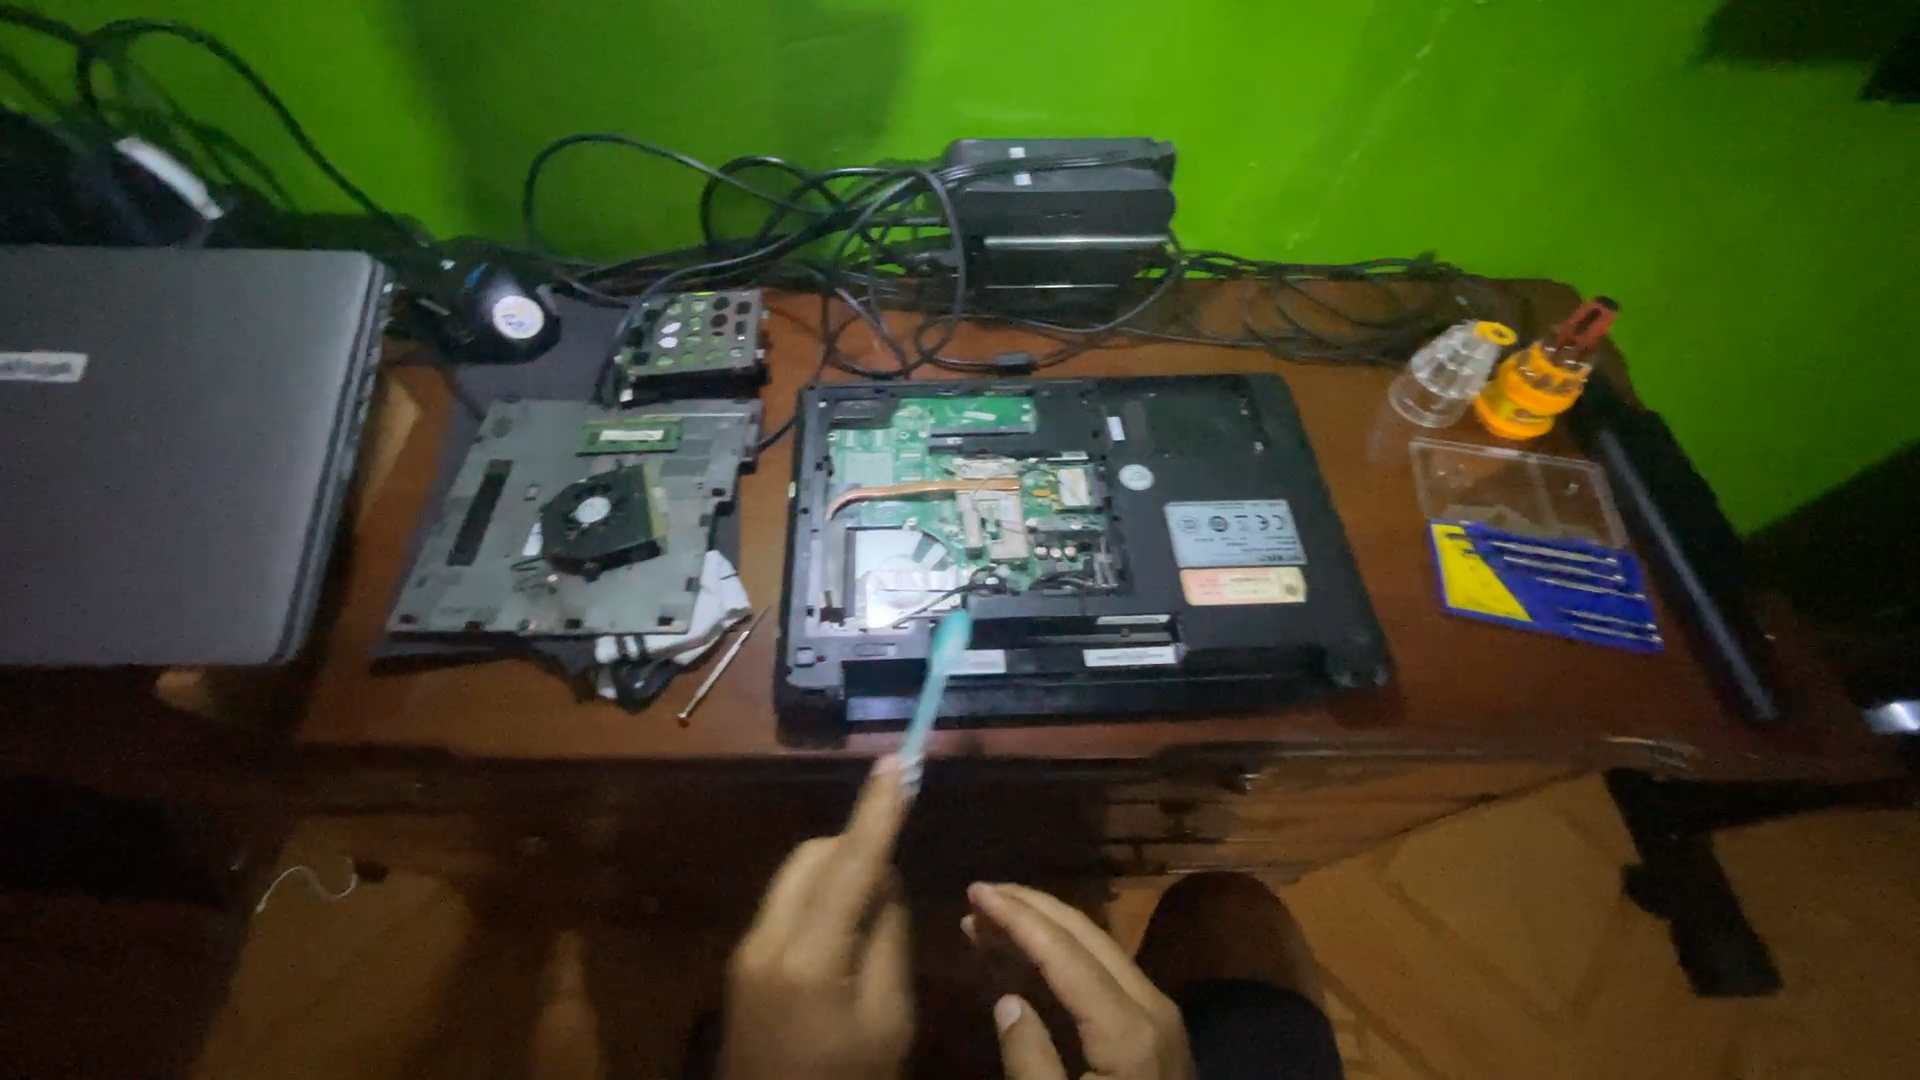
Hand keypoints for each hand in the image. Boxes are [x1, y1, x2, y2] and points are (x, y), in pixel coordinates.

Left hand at [720, 757, 913, 1079]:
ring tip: (870, 919)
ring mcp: (747, 950)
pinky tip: (842, 940)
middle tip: (893, 884)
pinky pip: (788, 902)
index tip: (895, 760)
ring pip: (799, 874)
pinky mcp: (742, 961)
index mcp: (810, 958)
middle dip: (856, 847)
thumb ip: (888, 934)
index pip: (852, 863)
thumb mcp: (890, 1019)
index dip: (877, 810)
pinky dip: (820, 898)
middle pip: (816, 856)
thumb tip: (884, 875)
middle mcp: (767, 940)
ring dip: (838, 871)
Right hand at [969, 882, 1195, 1079]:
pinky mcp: (1153, 1030)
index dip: (1016, 916)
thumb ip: (1030, 1062)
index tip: (977, 890)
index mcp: (1128, 1029)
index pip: (1063, 950)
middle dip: (1029, 907)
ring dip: (1041, 928)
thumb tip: (1008, 1001)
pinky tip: (1022, 960)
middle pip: (1083, 934)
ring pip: (1094, 947)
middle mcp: (1149, 1005)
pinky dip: (1059, 958)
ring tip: (988, 921)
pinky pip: (1101, 974)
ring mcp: (1156, 1015)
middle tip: (980, 894)